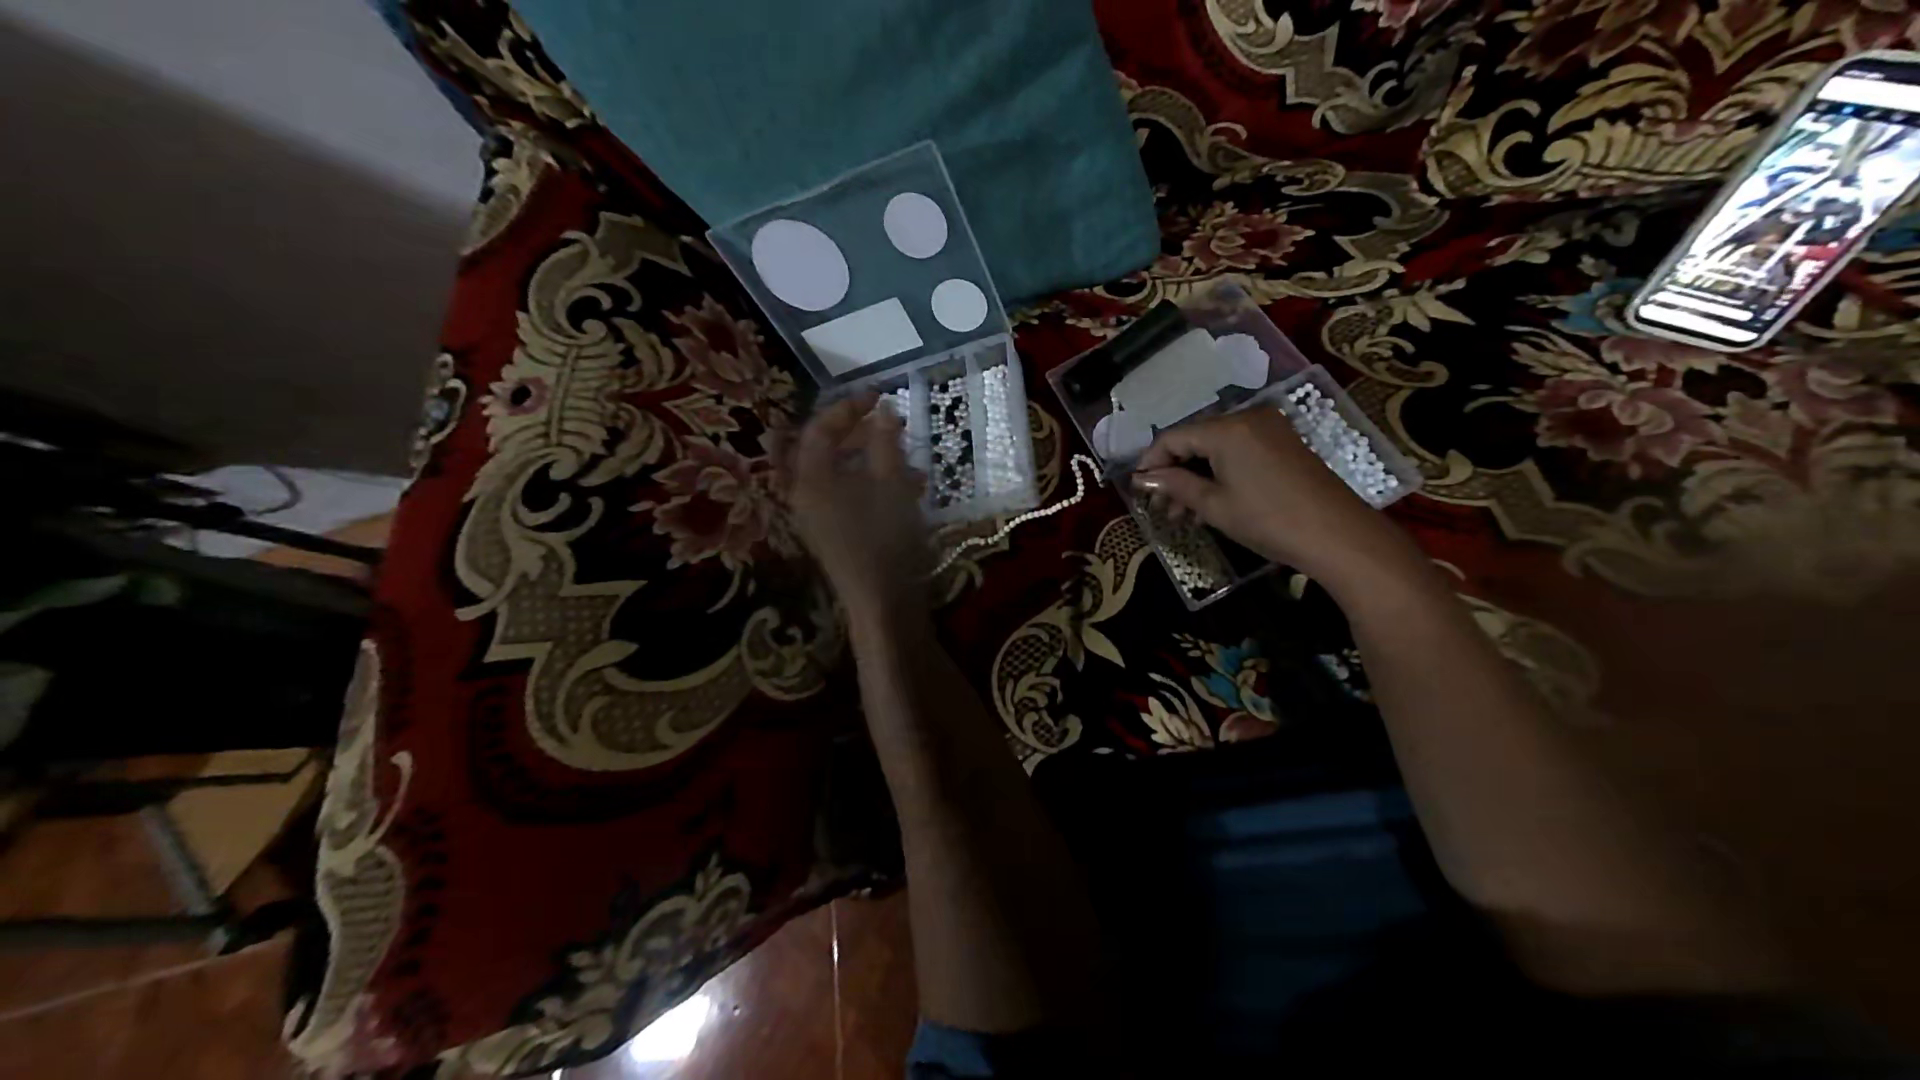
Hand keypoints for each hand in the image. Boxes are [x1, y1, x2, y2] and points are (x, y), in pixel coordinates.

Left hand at [784, 394, 928, 621]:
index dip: (848, 407)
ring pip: (839, 474)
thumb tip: (883, 409)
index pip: (819, 429)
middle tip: (891, 422)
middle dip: (859, 432)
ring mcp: (817, 518)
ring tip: (907, 458)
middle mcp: (805, 495)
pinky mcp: (834, 535)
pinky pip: (847, 496)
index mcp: (810, 479)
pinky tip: (907, 487)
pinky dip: (871, 484)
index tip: (880, 395)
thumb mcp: (891, 483)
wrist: (883, 603)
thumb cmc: (886, 538)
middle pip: (824, 450)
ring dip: (869, 459)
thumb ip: (885, 441)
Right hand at [1132, 407, 1418, 588]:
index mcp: (1227, 428)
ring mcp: (1268, 429)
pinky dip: (1219, 473)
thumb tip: (1143, 480)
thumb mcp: (1214, 506)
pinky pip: (1238, 451)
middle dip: (1173, 472)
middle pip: (1194, 439)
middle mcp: (1247, 418)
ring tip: (1182, 514)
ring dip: (1195, 476)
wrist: (1337, 535)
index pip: (1172, 437)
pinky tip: (1210, 502)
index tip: (1138, 491)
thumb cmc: (1268, 520)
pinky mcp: (1283, 443)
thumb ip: (1175, 486)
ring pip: (1216, 447)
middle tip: (1160, 508)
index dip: (1150, 463)